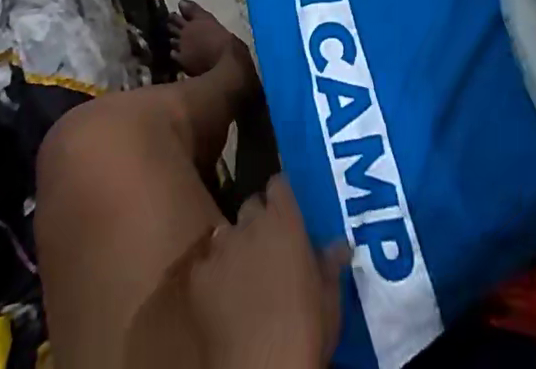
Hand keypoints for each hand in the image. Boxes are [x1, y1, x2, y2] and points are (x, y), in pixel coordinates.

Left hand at [186, 175, 348, 368]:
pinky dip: (213, 275)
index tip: (288, 206)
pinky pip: (205, 266)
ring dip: (234, 245)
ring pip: (225, 234)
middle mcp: (248, 225)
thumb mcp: (329, 295)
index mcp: (284, 220)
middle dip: (258, 220)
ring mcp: (219, 250)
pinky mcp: (197, 279)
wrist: (262, 366)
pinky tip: (223, 297)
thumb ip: (329, 262)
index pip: (279, 184)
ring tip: (244, 271)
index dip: (282, 194)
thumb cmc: (306, 326)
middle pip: (250, 205)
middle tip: (270, 244)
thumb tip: (338, 245)